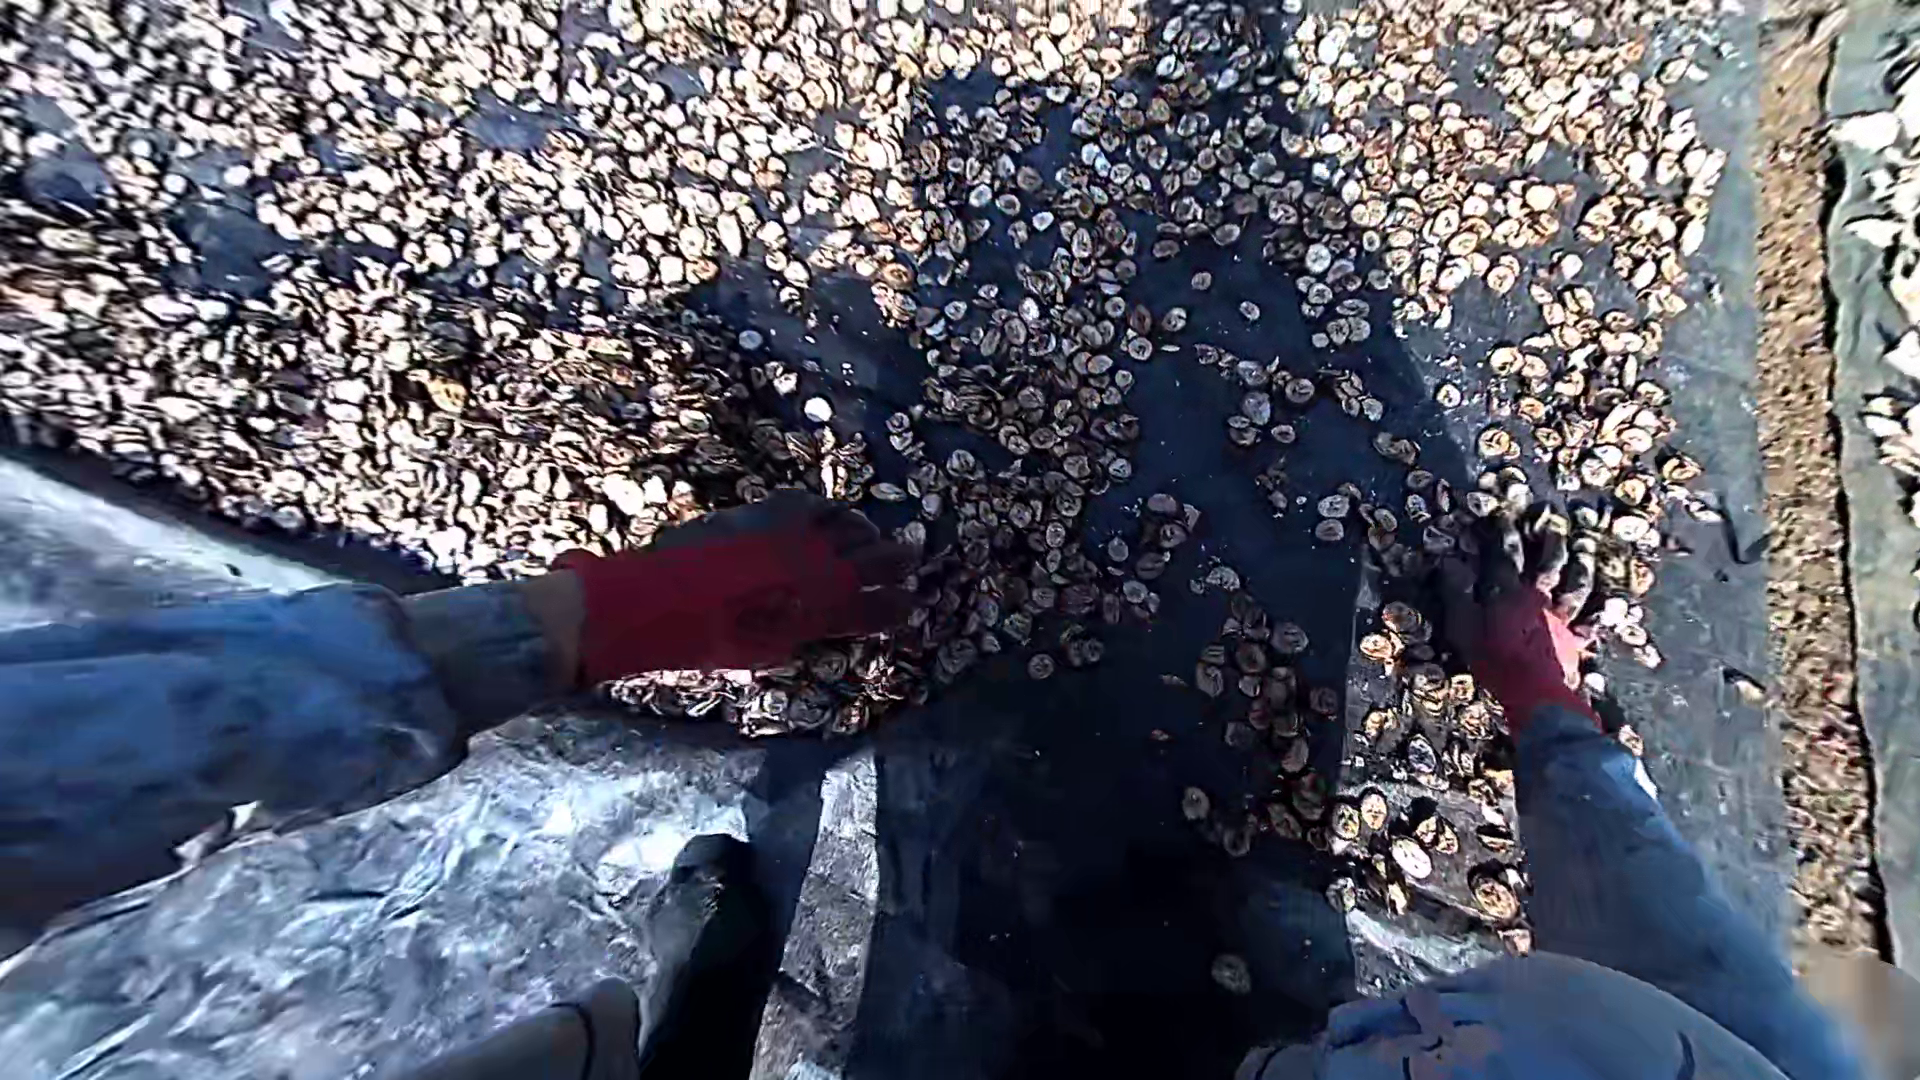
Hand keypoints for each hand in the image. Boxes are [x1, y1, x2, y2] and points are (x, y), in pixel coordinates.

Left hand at [550, 491, 915, 684]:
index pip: (871, 610)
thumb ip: (799, 635)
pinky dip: (827, 510)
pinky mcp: (770, 514)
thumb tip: (818, 625)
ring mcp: (795, 539)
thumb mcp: (765, 651)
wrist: (660, 602)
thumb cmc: (709, 641)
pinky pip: (811, 505)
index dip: (895, 606)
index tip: (912, 602)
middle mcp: (816, 573)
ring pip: (848, 529)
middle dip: (898, 560)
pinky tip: (832, 513)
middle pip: (872, 562)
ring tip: (871, 534)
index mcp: (816, 614)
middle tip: (913, 555)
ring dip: (865, 533)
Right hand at [1438, 507, 1598, 733]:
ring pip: (1577, 584)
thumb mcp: (1462, 622)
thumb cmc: (1491, 655)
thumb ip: (1456, 591)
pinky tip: (1614, 597)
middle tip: (1553, 521)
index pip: (1506, 555)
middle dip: (1550, 541)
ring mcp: (1563, 616)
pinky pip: (1595, 618)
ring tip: (1585, 548)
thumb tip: (1448, 561)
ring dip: (1582, 564)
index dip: (1504, 533)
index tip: (1503, 514)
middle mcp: (1540, 597)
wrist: (1534, 690)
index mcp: (1510, 592)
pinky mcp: (1577, 637)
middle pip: (1550, 563)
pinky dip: (1605, 606)